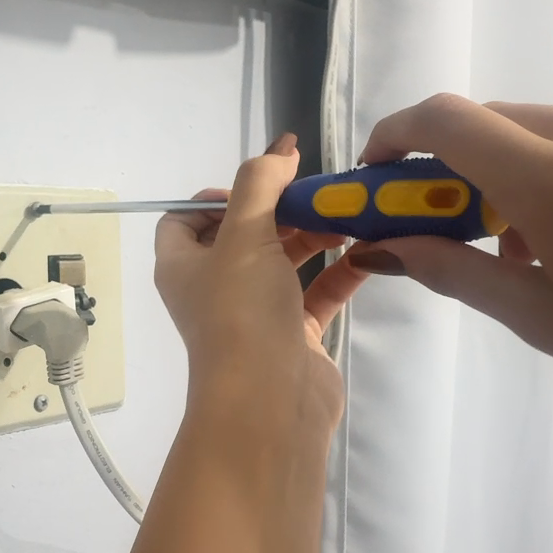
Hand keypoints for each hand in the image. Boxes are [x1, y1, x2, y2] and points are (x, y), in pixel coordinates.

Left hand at [154, 133, 367, 431]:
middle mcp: (212, 287)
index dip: (215, 196)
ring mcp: (253, 312)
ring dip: (313, 234)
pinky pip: (316, 291)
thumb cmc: (241, 312)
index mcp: (182, 265)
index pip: (184, 219)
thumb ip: (259, 185)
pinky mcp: (292, 334)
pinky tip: (370, 247)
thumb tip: (279, 149)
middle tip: (317, 190)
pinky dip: (340, 270)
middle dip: (279, 209)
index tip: (259, 185)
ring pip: (282, 261)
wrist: (270, 403)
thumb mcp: (243, 236)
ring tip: (350, 210)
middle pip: (242, 234)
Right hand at [346, 94, 552, 515]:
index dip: (395, 135)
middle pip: (498, 120)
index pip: (447, 120)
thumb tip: (382, 248)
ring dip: (517, 171)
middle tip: (448, 226)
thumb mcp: (545, 321)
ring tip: (536, 246)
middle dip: (452, 163)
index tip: (378, 174)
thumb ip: (455, 271)